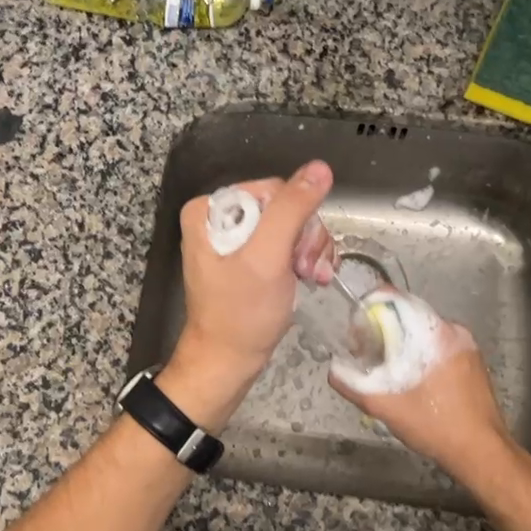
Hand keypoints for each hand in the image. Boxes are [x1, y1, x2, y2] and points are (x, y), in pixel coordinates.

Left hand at [173, 160, 335, 387]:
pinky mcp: (250, 260)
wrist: (228, 362)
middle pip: (285, 207)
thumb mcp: (268, 258)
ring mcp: (236, 240)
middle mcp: (219, 218)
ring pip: (293, 226)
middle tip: (305, 270)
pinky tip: (310, 280)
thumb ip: (292, 209)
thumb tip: (320, 168)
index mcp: (210, 209)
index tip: (298, 254)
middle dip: (304, 238)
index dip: (296, 218)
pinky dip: (304, 261)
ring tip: (311, 278)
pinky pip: (288, 244)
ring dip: (310, 251)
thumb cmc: (242, 314)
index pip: (274, 190)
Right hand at [328, 317, 512, 479]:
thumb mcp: (387, 408)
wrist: (482, 454)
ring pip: (423, 334)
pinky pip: (438, 348)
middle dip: (382, 332)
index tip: (356, 332)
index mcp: (437, 333)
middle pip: (408, 317)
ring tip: (384, 370)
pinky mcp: (472, 364)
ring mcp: (467, 348)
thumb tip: (333, 370)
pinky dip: (419, 356)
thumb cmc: (437, 427)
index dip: (370, 311)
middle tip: (365, 356)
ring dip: (401, 346)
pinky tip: (409, 381)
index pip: (397, 301)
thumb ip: (354, 386)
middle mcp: (455, 332)